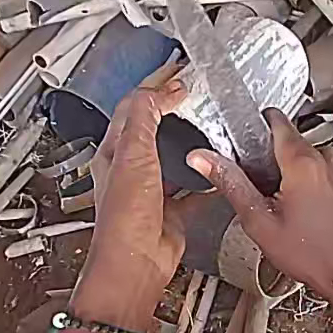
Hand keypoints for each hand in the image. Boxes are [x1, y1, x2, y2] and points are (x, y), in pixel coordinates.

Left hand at [75, 82, 187, 328]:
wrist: (137, 261)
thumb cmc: (126, 217)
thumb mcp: (133, 154)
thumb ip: (145, 117)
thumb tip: (162, 90)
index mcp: (114, 152)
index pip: (132, 107)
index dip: (153, 85)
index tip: (176, 71)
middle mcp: (130, 169)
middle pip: (151, 127)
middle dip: (171, 106)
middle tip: (193, 90)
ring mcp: (152, 189)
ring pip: (172, 156)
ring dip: (189, 139)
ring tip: (208, 121)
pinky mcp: (171, 209)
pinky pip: (192, 189)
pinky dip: (206, 179)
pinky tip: (219, 170)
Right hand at [187, 109, 332, 308]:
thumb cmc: (309, 252)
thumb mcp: (258, 219)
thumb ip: (230, 183)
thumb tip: (203, 159)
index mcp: (302, 161)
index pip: (274, 120)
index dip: (251, 126)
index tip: (236, 140)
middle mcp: (322, 159)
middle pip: (283, 139)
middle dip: (262, 155)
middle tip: (249, 182)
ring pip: (297, 154)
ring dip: (280, 168)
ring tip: (268, 197)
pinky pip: (312, 166)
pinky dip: (296, 178)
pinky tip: (287, 204)